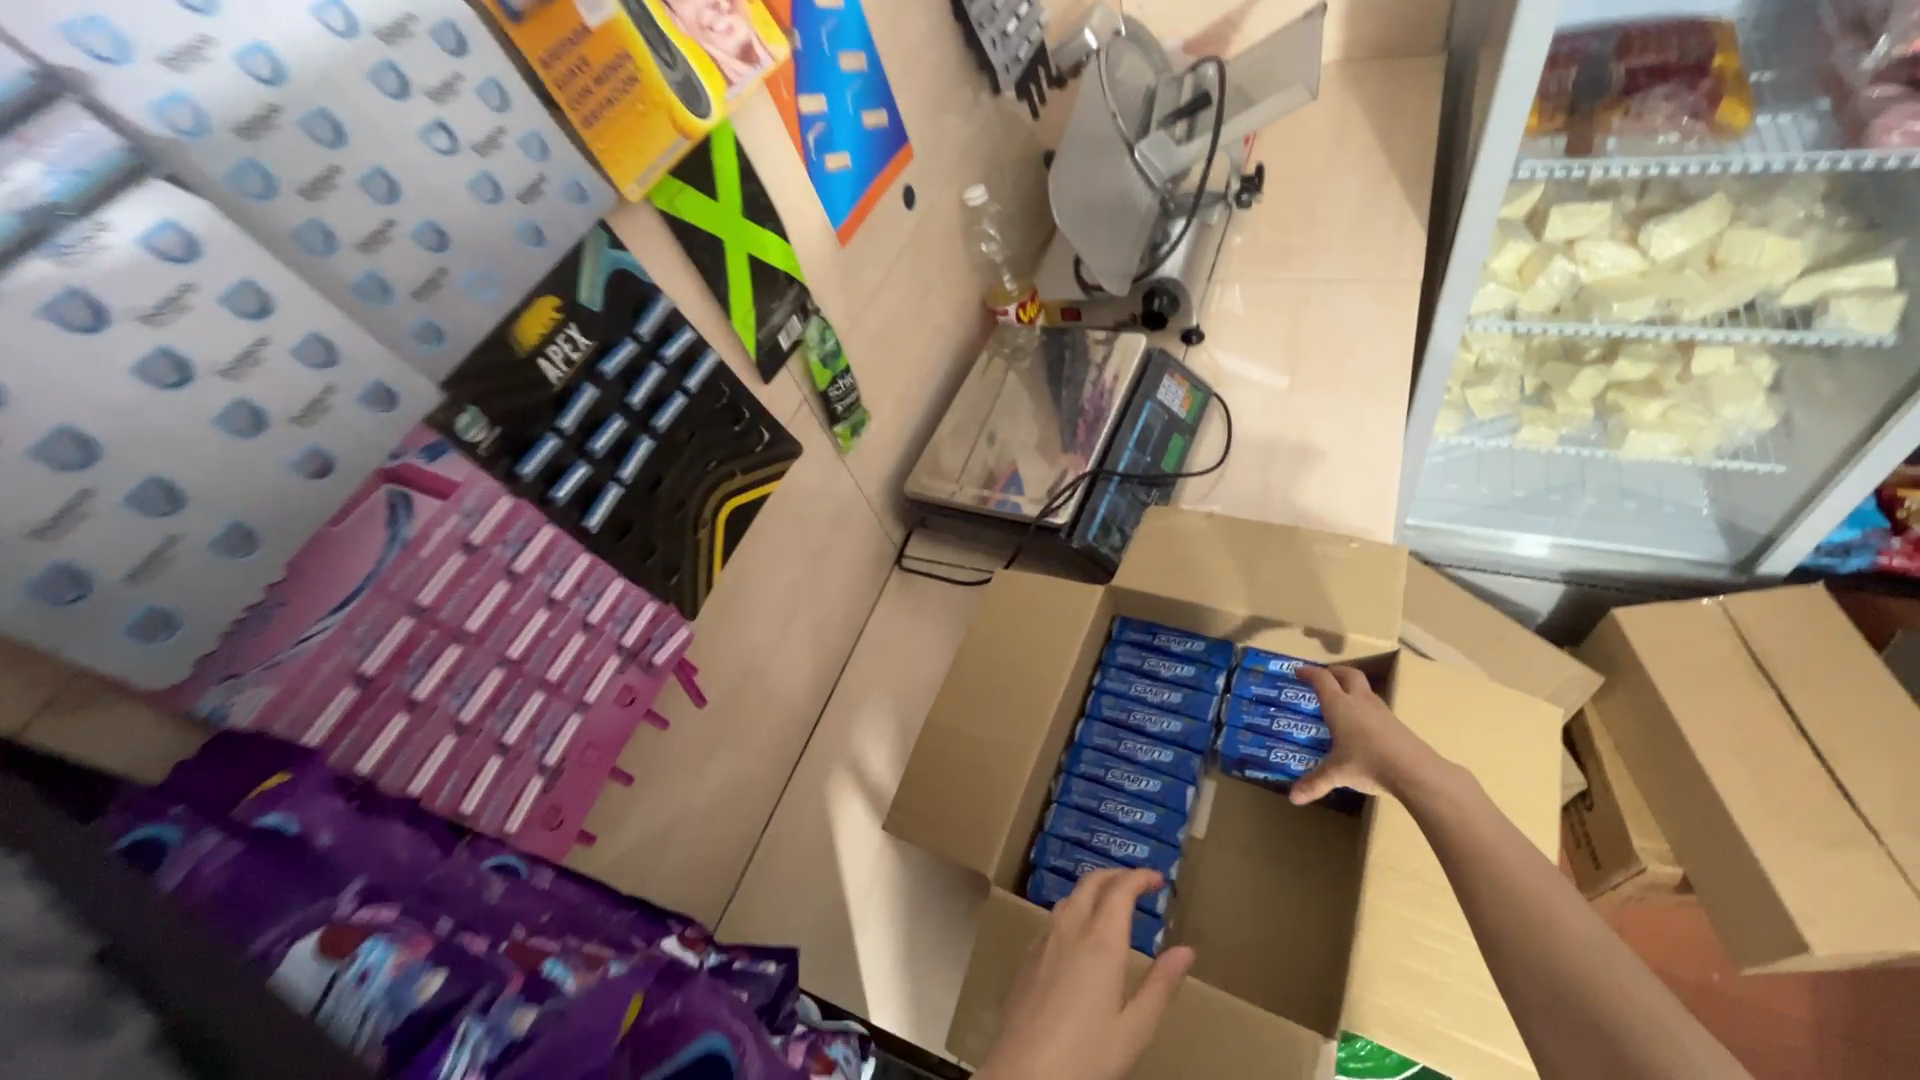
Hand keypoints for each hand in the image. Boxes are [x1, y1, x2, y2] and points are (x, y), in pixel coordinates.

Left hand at [975, 869, 1195, 1079]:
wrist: (1022, 1074)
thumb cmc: (1086, 1055)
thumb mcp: (1135, 1028)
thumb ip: (1160, 985)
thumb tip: (1186, 950)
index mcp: (1101, 942)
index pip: (1120, 890)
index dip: (1140, 877)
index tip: (1158, 878)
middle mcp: (1070, 930)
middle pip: (1091, 883)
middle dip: (1116, 875)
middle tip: (1138, 883)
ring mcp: (1043, 942)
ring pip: (1069, 898)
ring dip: (1092, 890)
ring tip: (1112, 904)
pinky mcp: (1026, 959)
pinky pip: (1053, 920)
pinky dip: (1073, 911)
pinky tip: (1079, 936)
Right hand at [1290, 665, 1443, 805]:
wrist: (1415, 771)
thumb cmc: (1368, 763)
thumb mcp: (1336, 774)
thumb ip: (1314, 783)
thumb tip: (1293, 799)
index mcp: (1340, 706)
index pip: (1322, 680)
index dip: (1308, 673)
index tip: (1298, 672)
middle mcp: (1360, 701)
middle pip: (1348, 674)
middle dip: (1334, 671)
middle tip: (1323, 677)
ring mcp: (1381, 710)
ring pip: (1364, 688)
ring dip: (1350, 687)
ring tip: (1341, 700)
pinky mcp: (1395, 722)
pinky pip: (1374, 704)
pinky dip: (1363, 705)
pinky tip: (1360, 723)